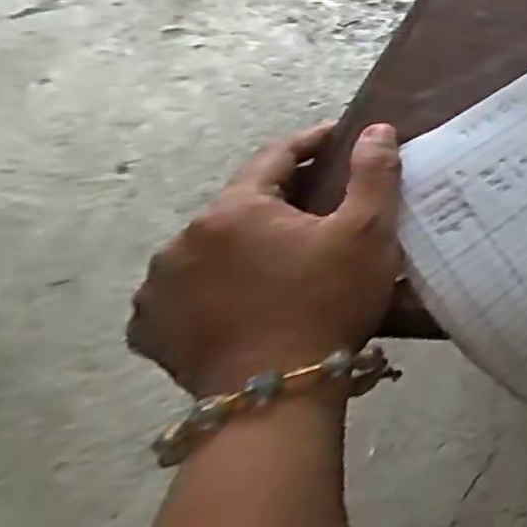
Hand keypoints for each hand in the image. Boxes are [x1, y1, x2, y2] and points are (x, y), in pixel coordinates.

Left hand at [128, 123, 402, 396]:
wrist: (274, 396)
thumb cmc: (328, 300)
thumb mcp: (368, 230)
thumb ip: (373, 173)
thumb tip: (375, 130)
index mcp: (234, 210)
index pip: (275, 156)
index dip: (311, 141)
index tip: (339, 136)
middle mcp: (183, 241)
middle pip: (243, 202)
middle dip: (283, 196)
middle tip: (325, 204)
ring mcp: (158, 288)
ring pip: (214, 244)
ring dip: (248, 239)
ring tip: (286, 253)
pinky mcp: (151, 329)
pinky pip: (188, 286)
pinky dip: (217, 279)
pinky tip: (244, 291)